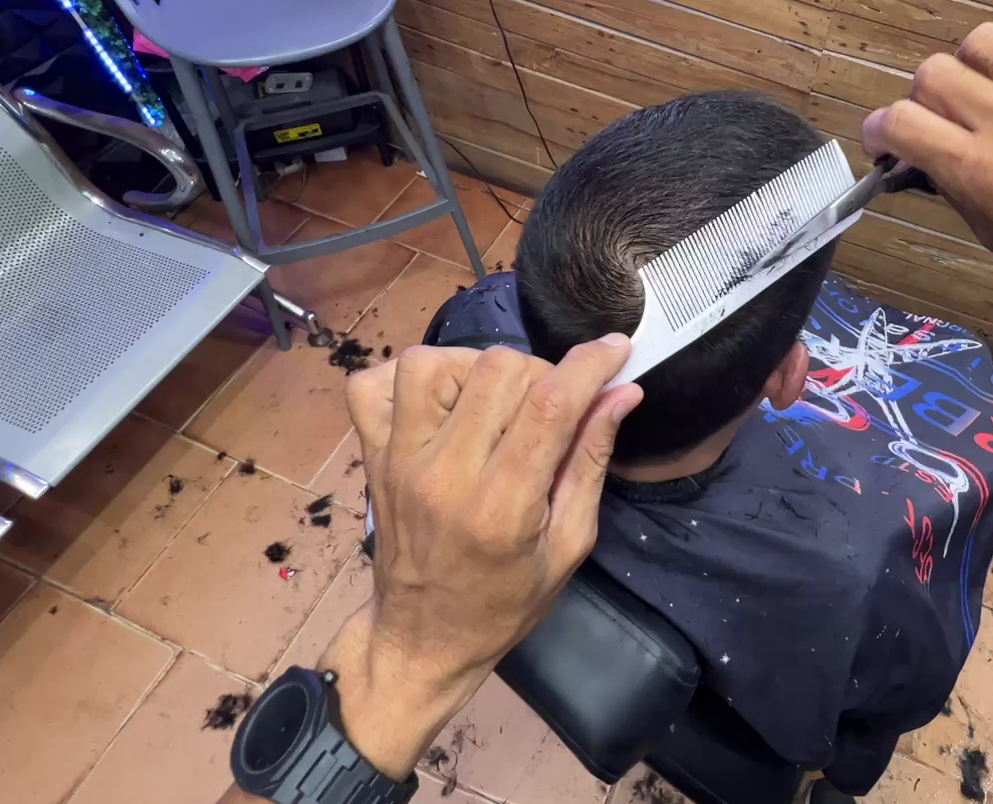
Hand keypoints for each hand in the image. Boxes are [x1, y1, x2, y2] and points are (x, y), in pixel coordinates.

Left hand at [318, 339, 642, 778]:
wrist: (420, 643)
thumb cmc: (505, 602)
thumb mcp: (569, 544)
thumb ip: (591, 460)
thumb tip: (622, 392)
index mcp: (501, 505)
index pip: (550, 404)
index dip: (590, 364)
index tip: (618, 348)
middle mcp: (442, 472)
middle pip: (497, 369)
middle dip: (542, 372)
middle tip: (554, 404)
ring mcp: (396, 460)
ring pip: (431, 363)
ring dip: (478, 368)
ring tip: (498, 401)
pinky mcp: (370, 455)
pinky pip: (372, 384)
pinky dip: (410, 378)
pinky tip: (443, 401)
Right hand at [861, 6, 992, 355]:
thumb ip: (953, 186)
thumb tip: (920, 155)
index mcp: (981, 171)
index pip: (900, 122)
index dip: (879, 130)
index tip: (885, 140)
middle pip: (933, 72)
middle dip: (923, 99)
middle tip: (942, 120)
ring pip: (984, 39)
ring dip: (972, 65)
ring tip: (989, 90)